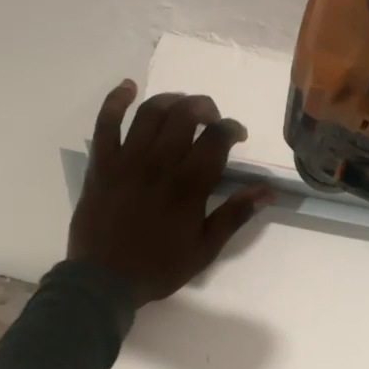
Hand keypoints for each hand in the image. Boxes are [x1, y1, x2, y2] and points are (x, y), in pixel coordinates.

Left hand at [68, 81, 275, 306]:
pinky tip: (129, 88)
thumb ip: (234, 215)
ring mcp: (126, 160)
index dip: (231, 129)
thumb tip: (267, 190)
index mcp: (188, 186)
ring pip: (150, 112)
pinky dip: (117, 100)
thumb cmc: (158, 268)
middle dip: (204, 108)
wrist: (105, 280)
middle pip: (185, 115)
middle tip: (211, 118)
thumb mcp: (205, 249)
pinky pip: (106, 123)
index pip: (215, 139)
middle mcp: (158, 164)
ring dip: (171, 100)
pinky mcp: (101, 163)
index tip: (236, 135)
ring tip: (182, 106)